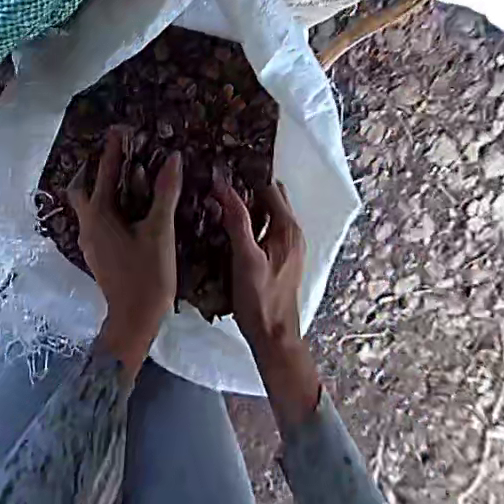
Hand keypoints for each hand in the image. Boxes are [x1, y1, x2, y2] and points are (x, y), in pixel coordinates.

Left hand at [65, 126, 179, 377]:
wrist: (134, 320)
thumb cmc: (147, 275)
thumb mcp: (159, 232)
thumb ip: (165, 194)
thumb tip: (173, 159)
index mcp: (98, 214)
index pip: (104, 173)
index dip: (113, 150)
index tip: (118, 130)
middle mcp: (87, 224)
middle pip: (80, 188)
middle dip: (91, 170)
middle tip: (111, 159)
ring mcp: (89, 241)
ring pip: (87, 206)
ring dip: (99, 190)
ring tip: (122, 182)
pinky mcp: (96, 253)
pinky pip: (96, 220)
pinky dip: (106, 208)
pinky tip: (125, 213)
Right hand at [214, 176, 320, 423]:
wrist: (272, 337)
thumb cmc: (260, 298)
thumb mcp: (246, 257)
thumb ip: (237, 220)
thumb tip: (222, 184)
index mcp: (288, 229)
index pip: (268, 188)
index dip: (245, 176)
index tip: (220, 165)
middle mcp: (291, 233)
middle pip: (268, 198)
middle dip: (244, 186)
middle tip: (213, 176)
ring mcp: (284, 245)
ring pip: (263, 212)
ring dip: (243, 202)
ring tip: (213, 194)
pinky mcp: (275, 256)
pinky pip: (260, 226)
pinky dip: (245, 218)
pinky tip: (222, 221)